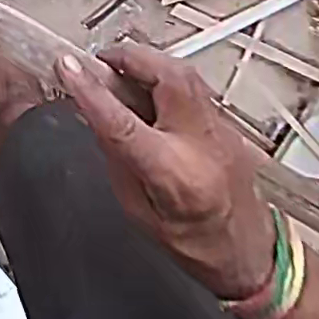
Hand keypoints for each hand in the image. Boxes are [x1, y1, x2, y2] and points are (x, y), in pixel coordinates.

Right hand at [55, 41, 276, 299]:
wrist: (252, 261)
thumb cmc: (192, 243)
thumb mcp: (134, 206)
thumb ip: (114, 154)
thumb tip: (94, 110)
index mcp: (174, 177)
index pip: (122, 122)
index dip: (89, 89)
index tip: (66, 66)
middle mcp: (204, 149)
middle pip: (170, 77)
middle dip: (130, 57)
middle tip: (100, 59)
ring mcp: (223, 134)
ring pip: (185, 74)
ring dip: (147, 63)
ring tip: (120, 69)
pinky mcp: (230, 127)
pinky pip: (192, 87)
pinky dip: (163, 77)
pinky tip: (147, 88)